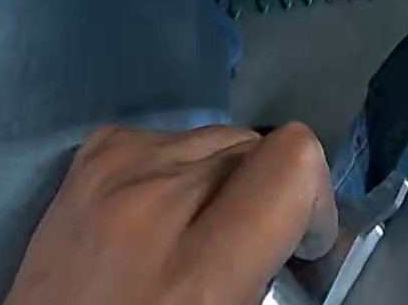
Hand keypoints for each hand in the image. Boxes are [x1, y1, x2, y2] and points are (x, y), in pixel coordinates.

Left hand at [6, 123, 337, 304]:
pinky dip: (181, 167)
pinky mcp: (92, 154)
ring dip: (221, 178)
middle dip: (266, 191)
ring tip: (189, 233)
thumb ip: (271, 262)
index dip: (315, 198)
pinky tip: (155, 213)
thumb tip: (312, 222)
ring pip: (220, 135)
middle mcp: (153, 202)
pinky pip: (175, 133)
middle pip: (257, 143)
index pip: (292, 160)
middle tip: (241, 251)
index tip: (300, 244)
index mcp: (193, 274)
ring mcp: (116, 168)